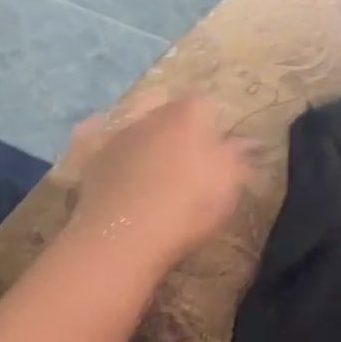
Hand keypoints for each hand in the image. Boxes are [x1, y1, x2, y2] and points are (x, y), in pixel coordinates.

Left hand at [59, 94, 253, 272]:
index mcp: (188, 117)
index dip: (213, 125)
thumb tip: (248, 142)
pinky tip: (109, 151)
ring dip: (147, 140)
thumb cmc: (188, 207)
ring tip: (154, 168)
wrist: (125, 235)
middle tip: (189, 159)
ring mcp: (118, 135)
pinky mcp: (92, 159)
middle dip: (179, 129)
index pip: (204, 105)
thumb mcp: (228, 186)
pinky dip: (105, 141)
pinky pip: (96, 137)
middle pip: (168, 113)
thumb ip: (238, 158)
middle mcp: (151, 116)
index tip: (219, 150)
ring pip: (137, 126)